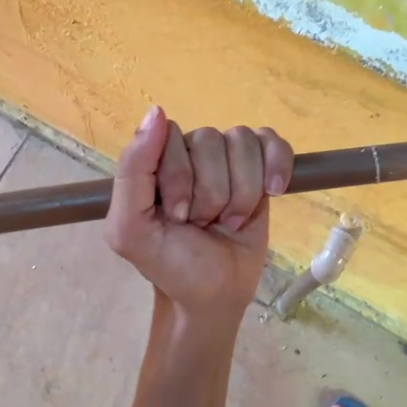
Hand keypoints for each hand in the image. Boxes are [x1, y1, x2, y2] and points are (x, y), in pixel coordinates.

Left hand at [106, 106, 294, 321]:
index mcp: (158, 160)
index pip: (172, 136)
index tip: (179, 217)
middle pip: (210, 140)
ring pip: (243, 142)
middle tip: (205, 224)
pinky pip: (273, 142)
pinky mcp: (263, 166)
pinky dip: (276, 166)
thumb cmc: (170, 264)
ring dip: (241, 192)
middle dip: (212, 193)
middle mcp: (193, 151)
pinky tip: (271, 192)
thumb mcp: (131, 229)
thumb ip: (132, 171)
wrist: (215, 295)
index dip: (180, 177)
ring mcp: (230, 157)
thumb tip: (156, 111)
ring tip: (231, 221)